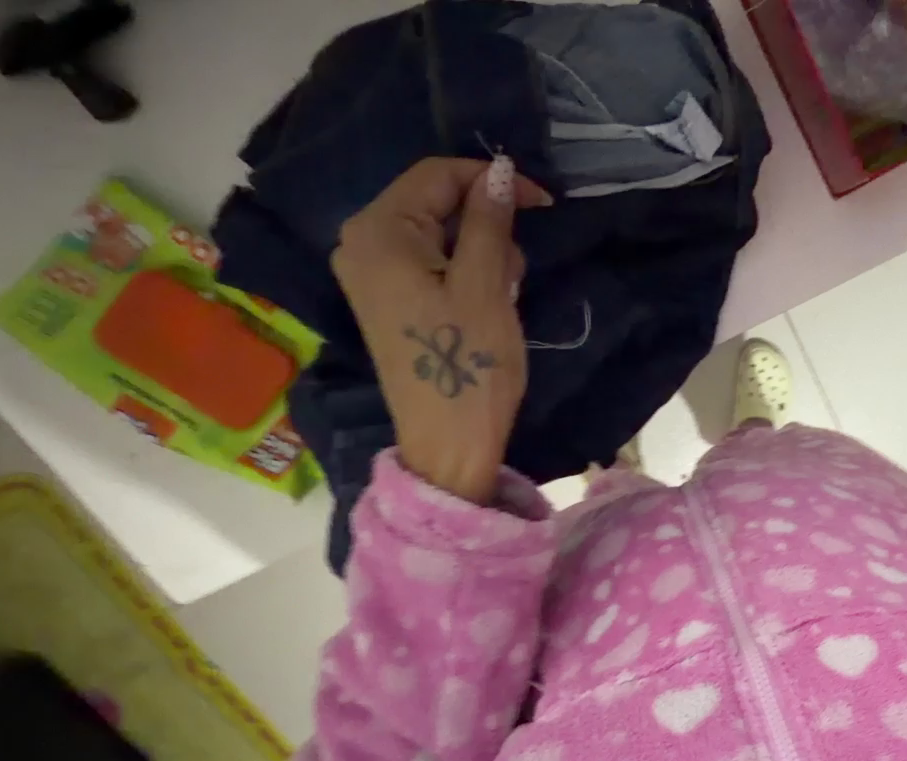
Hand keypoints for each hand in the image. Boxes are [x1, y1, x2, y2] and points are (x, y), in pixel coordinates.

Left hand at [331, 156, 549, 503]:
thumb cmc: (470, 364)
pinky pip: (428, 263)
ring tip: (506, 294)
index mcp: (379, 231)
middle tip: (521, 267)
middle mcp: (361, 243)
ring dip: (480, 251)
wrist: (449, 442)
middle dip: (486, 223)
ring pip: (436, 234)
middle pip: (433, 202)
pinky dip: (463, 271)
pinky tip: (485, 303)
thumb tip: (497, 171)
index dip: (492, 180)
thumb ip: (489, 222)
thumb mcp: (486, 286)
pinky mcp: (387, 301)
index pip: (436, 175)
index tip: (545, 203)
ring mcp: (370, 275)